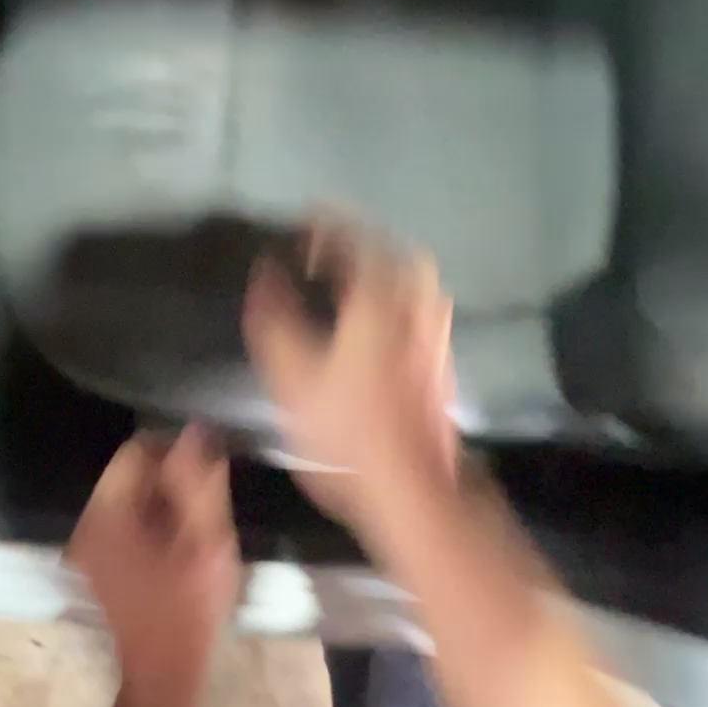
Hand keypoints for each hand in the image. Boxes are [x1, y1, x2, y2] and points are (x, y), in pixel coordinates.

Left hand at [68, 427, 239, 688]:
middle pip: (134, 472)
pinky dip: (156, 521)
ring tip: (197, 526)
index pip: (138, 449)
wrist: (166, 675)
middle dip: (172, 477)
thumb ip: (199, 481)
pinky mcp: (100, 561)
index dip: (176, 451)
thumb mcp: (205, 539)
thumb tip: (197, 429)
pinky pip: (130, 519)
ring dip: (167, 499)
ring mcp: (90, 545)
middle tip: (206, 505)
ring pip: (135, 495)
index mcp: (106, 513)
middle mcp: (88, 523)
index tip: (207, 472)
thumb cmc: (189, 607)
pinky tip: (180, 545)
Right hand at [241, 213, 459, 529]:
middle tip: (332, 246)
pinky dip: (400, 296)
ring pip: (416, 278)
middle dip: (362, 239)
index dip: (324, 223)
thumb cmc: (346, 430)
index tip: (305, 219)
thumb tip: (265, 270)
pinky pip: (423, 305)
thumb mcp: (290, 373)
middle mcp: (415, 304)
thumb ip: (273, 314)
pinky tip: (382, 317)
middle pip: (395, 250)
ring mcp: (435, 332)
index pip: (352, 238)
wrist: (412, 486)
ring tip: (355, 277)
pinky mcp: (442, 358)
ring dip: (386, 266)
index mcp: (377, 297)